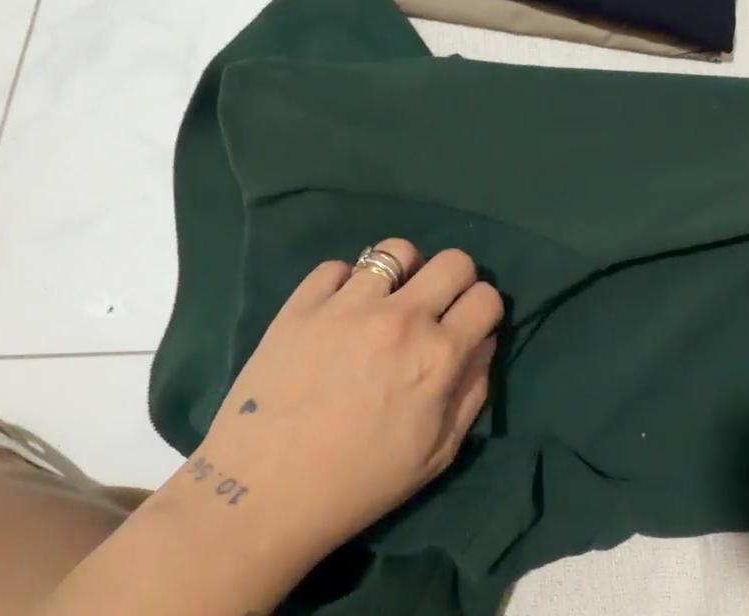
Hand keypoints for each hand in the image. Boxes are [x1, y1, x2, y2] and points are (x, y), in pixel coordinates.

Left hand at [185, 240, 503, 558]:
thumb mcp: (438, 453)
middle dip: (456, 282)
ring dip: (402, 273)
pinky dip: (345, 284)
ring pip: (396, 250)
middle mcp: (401, 319)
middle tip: (435, 309)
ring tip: (387, 301)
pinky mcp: (301, 307)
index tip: (469, 328)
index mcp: (439, 356)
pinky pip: (336, 267)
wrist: (260, 498)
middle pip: (454, 261)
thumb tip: (482, 344)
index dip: (484, 312)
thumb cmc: (359, 484)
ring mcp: (348, 307)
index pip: (488, 297)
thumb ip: (472, 392)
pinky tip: (339, 313)